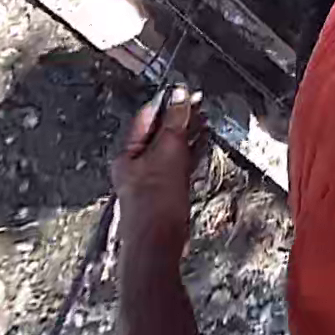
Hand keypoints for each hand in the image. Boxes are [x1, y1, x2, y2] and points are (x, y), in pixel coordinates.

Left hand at [110, 87, 202, 250]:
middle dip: (180, 116)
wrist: (159, 245)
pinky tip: (204, 142)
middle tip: (200, 101)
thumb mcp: (168, 151)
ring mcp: (152, 178)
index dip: (167, 101)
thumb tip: (180, 95)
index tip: (186, 89)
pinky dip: (192, 150)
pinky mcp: (167, 190)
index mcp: (128, 154)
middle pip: (160, 131)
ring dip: (188, 132)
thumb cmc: (156, 201)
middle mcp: (137, 165)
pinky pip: (180, 162)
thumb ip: (175, 121)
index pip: (148, 117)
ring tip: (206, 118)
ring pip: (171, 147)